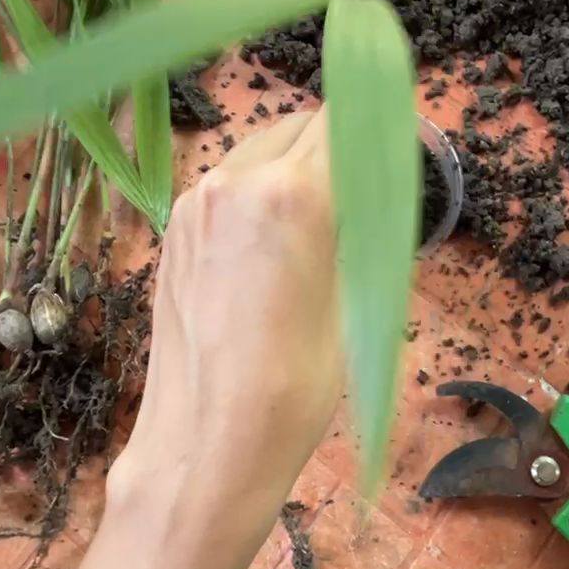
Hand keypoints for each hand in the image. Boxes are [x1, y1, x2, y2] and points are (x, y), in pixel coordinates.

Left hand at [109, 111, 340, 527]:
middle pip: (297, 127)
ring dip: (292, 166)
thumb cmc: (294, 387)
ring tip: (314, 221)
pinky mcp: (173, 228)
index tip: (395, 145)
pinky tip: (268, 243)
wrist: (204, 447)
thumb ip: (356, 230)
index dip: (375, 127)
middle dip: (334, 144)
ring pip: (258, 152)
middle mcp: (233, 180)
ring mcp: (194, 202)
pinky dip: (256, 192)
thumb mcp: (350, 304)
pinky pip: (226, 186)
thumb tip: (368, 191)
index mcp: (289, 194)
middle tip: (360, 189)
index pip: (341, 121)